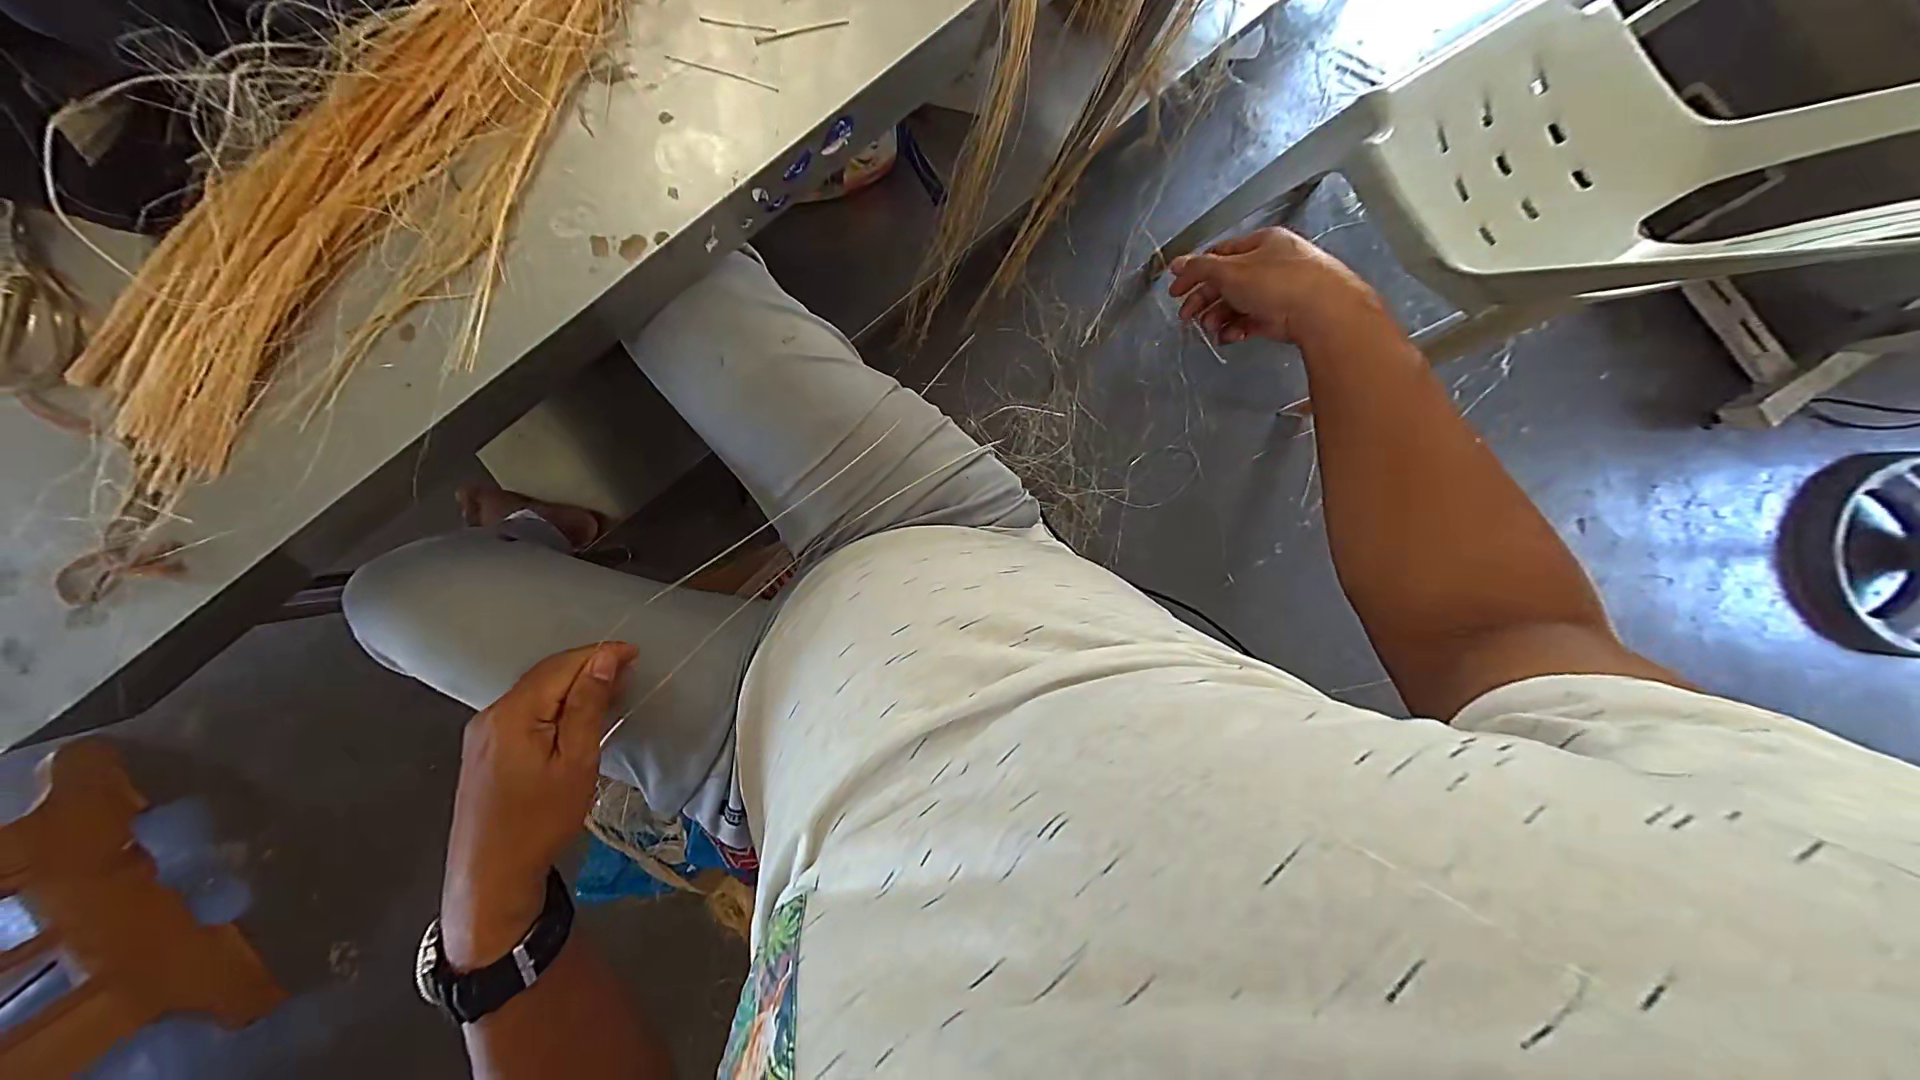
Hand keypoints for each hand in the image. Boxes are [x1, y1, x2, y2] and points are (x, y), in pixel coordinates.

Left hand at [441, 643, 636, 970]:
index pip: (561, 666)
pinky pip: (526, 710)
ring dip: (574, 684)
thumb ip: (588, 705)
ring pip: (536, 691)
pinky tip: (578, 713)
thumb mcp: (576, 760)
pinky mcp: (484, 750)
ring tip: (612, 689)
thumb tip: (604, 659)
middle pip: (545, 675)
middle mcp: (490, 715)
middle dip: (588, 666)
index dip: (600, 655)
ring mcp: (483, 733)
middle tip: (629, 670)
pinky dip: (556, 703)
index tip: (635, 653)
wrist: (490, 878)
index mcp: (512, 714)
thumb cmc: (541, 820)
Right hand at [1168, 227, 1388, 346]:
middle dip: (1204, 300)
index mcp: (1260, 243)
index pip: (1219, 255)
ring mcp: (1278, 290)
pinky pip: (1252, 320)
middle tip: (1186, 316)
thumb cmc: (1277, 283)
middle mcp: (1271, 263)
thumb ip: (1199, 268)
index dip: (1195, 273)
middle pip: (1227, 281)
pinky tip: (1230, 336)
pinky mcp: (1283, 315)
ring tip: (1210, 328)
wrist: (1322, 311)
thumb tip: (1176, 263)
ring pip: (1238, 303)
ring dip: (1219, 316)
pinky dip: (1237, 328)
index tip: (1176, 292)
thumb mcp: (1230, 271)